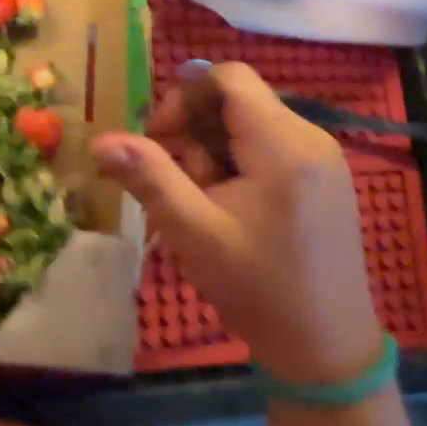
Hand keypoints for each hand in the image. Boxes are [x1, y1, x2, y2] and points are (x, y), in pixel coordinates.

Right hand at [90, 61, 382, 384]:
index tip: (159, 143)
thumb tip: (100, 140)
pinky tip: (229, 211)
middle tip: (179, 188)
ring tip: (205, 207)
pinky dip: (235, 167)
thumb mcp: (194, 232)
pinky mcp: (322, 178)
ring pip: (245, 126)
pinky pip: (265, 148)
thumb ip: (149, 178)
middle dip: (194, 135)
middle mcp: (310, 139)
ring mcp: (322, 159)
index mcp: (284, 145)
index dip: (182, 99)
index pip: (227, 78)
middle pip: (234, 102)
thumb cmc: (258, 289)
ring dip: (211, 155)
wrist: (326, 348)